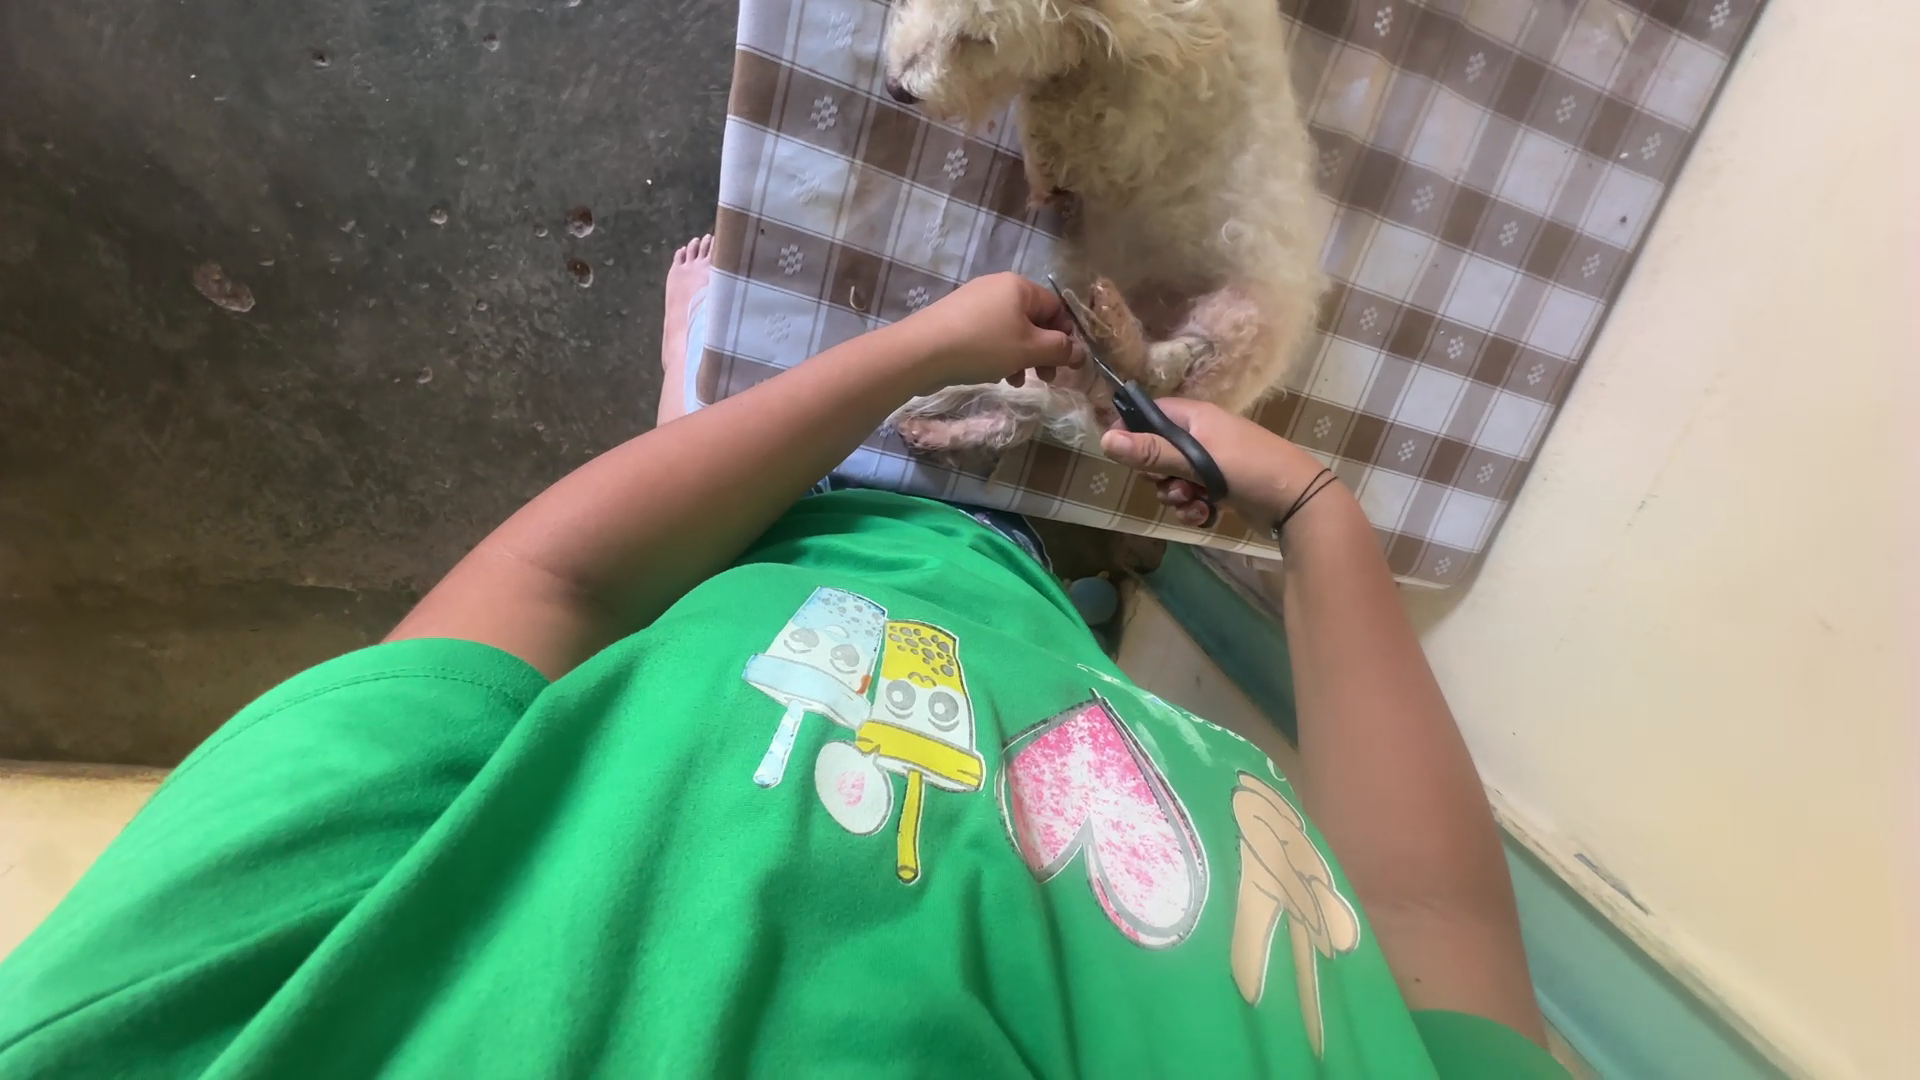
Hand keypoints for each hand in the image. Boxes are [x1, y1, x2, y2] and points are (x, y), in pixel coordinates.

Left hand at [894, 272, 1080, 389]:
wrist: (922, 351)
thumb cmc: (983, 346)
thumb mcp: (1029, 349)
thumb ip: (1060, 350)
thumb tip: (1082, 352)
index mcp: (1019, 287)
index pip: (1056, 308)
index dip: (1066, 336)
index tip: (1066, 364)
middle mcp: (998, 287)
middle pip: (1034, 320)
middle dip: (1043, 351)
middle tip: (1047, 378)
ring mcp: (975, 302)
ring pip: (1011, 331)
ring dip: (1022, 357)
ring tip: (1019, 381)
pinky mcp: (957, 320)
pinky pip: (989, 336)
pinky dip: (999, 355)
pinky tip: (996, 376)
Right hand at [1099, 399, 1333, 527]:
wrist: (1299, 502)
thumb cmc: (1249, 470)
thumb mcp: (1196, 460)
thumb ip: (1151, 452)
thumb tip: (1105, 440)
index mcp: (1197, 418)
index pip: (1151, 414)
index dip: (1132, 432)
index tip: (1120, 454)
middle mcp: (1203, 436)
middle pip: (1157, 452)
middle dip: (1158, 475)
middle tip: (1169, 483)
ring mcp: (1213, 463)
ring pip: (1172, 479)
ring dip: (1176, 497)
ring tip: (1194, 503)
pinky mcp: (1220, 488)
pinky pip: (1191, 496)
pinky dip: (1193, 508)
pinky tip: (1206, 516)